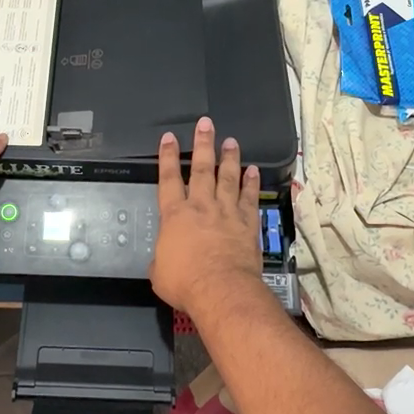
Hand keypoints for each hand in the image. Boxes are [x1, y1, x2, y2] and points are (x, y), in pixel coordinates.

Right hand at [151, 116, 264, 317]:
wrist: (221, 290)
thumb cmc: (185, 282)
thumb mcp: (159, 273)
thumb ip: (161, 260)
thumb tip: (164, 260)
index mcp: (175, 216)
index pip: (168, 179)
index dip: (167, 157)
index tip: (169, 137)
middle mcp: (201, 207)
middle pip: (201, 169)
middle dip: (202, 144)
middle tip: (206, 123)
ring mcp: (227, 213)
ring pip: (228, 178)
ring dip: (229, 158)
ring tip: (231, 141)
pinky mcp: (247, 224)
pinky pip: (249, 198)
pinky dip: (251, 183)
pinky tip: (253, 171)